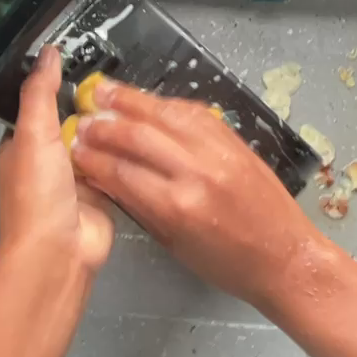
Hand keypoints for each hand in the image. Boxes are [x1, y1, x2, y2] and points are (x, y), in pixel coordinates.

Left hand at [0, 47, 113, 273]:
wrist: (60, 253)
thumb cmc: (36, 197)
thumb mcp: (33, 134)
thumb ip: (40, 92)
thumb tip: (47, 53)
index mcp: (20, 146)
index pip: (38, 105)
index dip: (56, 84)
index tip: (81, 61)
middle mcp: (46, 161)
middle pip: (71, 123)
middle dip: (89, 107)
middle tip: (114, 80)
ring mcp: (73, 179)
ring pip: (94, 142)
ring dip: (109, 129)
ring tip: (131, 99)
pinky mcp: (100, 193)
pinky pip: (114, 164)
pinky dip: (124, 153)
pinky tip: (141, 132)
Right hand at [71, 79, 327, 306]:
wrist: (286, 257)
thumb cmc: (230, 264)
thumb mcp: (173, 244)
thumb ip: (138, 206)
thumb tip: (105, 178)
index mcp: (178, 207)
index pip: (120, 171)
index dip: (89, 158)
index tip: (70, 150)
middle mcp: (196, 172)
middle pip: (136, 135)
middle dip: (102, 125)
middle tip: (80, 120)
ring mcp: (217, 150)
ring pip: (163, 113)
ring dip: (129, 100)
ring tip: (103, 92)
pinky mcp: (232, 138)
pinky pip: (191, 111)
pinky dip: (163, 103)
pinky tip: (144, 100)